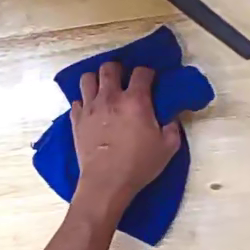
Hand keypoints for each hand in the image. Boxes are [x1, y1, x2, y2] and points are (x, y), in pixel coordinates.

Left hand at [70, 61, 182, 219]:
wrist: (106, 182)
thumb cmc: (139, 165)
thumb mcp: (168, 148)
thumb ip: (173, 128)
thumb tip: (172, 118)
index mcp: (135, 100)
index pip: (142, 72)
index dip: (148, 72)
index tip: (150, 79)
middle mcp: (110, 97)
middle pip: (109, 67)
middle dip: (118, 69)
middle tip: (124, 79)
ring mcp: (90, 107)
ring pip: (88, 78)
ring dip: (97, 79)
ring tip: (104, 89)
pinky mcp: (77, 120)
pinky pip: (77, 100)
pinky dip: (84, 101)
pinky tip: (91, 109)